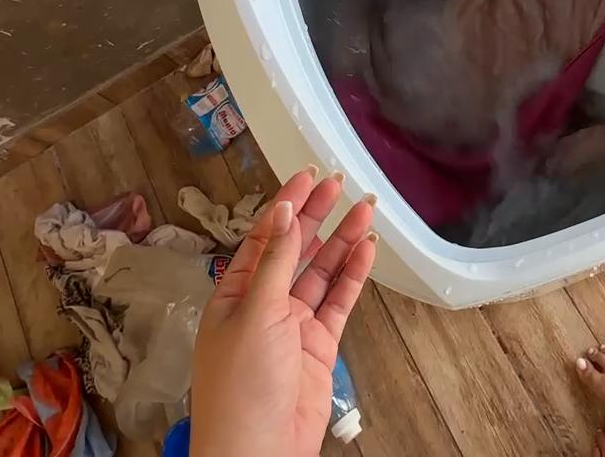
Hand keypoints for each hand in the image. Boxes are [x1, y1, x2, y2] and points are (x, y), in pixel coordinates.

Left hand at [189, 168, 377, 456]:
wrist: (260, 453)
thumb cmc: (241, 386)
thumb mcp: (254, 314)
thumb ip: (276, 261)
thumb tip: (284, 214)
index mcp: (236, 294)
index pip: (265, 237)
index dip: (287, 204)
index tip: (307, 175)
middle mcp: (266, 303)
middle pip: (296, 247)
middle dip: (318, 214)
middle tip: (339, 183)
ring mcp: (295, 323)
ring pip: (324, 269)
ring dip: (343, 239)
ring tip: (366, 208)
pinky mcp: (320, 342)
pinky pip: (340, 298)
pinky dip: (355, 273)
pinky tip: (368, 249)